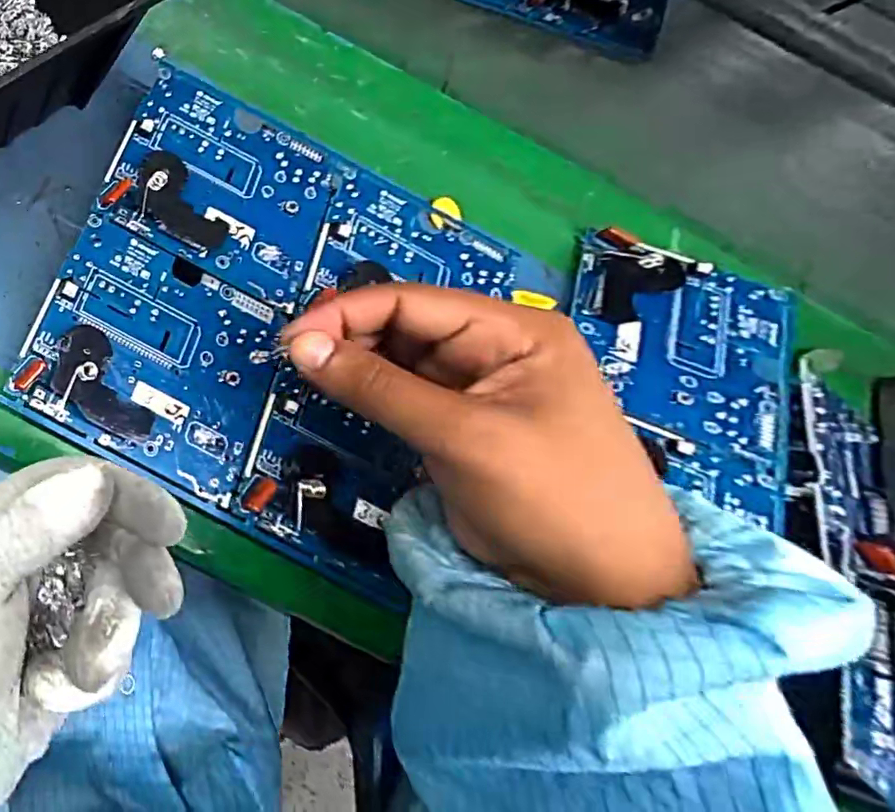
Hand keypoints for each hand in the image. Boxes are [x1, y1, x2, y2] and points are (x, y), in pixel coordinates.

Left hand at [0, 458, 185, 811]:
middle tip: (164, 602)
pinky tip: (52, 693)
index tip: (170, 528)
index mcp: (9, 515)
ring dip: (105, 637)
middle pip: (112, 538)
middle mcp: (36, 550)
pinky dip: (91, 673)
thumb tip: (98, 479)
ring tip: (74, 675)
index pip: (81, 481)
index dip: (128, 496)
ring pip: (116, 597)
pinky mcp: (65, 654)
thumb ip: (32, 524)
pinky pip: (107, 648)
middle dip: (135, 572)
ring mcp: (53, 604)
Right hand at [281, 282, 694, 608]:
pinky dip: (363, 388)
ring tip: (312, 375)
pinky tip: (338, 392)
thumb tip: (300, 346)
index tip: (293, 338)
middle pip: (397, 323)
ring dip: (350, 362)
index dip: (346, 314)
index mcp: (512, 332)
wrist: (602, 592)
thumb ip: (377, 387)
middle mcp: (490, 347)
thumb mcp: (462, 436)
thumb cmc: (555, 500)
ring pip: (391, 355)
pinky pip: (395, 388)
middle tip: (297, 360)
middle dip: (346, 337)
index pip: (410, 301)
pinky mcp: (451, 417)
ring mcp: (470, 384)